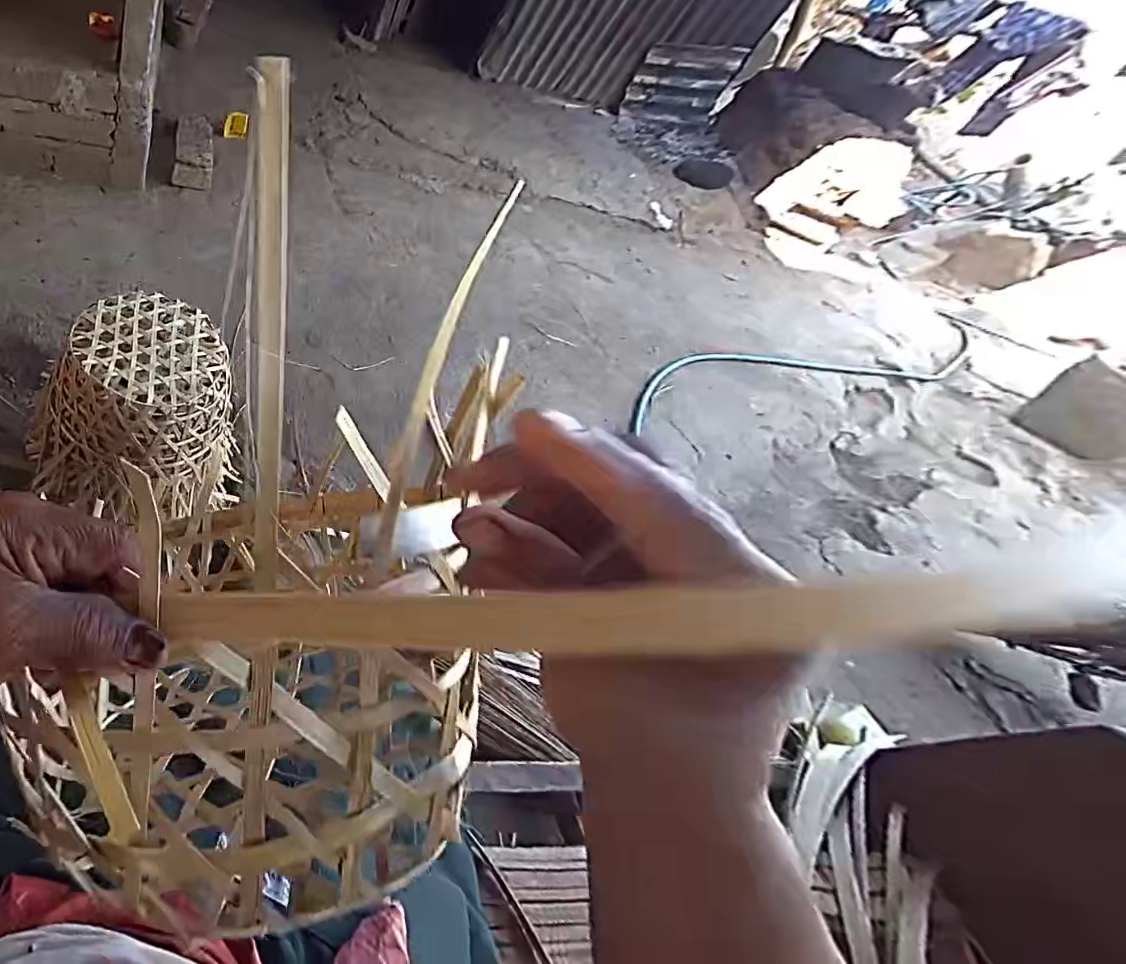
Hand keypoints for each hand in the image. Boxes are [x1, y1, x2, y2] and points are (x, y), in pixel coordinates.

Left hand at [0, 493, 166, 713]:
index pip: (114, 545)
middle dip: (105, 619)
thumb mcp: (20, 632)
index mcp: (31, 520)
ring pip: (82, 590)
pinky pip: (56, 602)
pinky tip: (42, 663)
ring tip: (58, 669)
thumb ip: (91, 629)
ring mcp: (15, 553)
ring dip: (83, 633)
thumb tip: (156, 644)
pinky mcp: (5, 580)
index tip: (137, 648)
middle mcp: (29, 526)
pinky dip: (60, 635)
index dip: (134, 593)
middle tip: (93, 668)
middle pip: (100, 567)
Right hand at [445, 410, 801, 799]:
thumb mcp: (592, 671)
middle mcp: (714, 556)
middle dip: (541, 473)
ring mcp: (673, 556)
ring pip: (586, 497)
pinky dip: (519, 536)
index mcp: (743, 590)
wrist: (664, 786)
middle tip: (469, 480)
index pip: (664, 505)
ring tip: (471, 537)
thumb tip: (475, 522)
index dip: (589, 463)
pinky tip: (485, 561)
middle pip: (624, 479)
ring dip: (519, 509)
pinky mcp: (633, 560)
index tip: (524, 426)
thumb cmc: (646, 749)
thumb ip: (540, 589)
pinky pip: (568, 526)